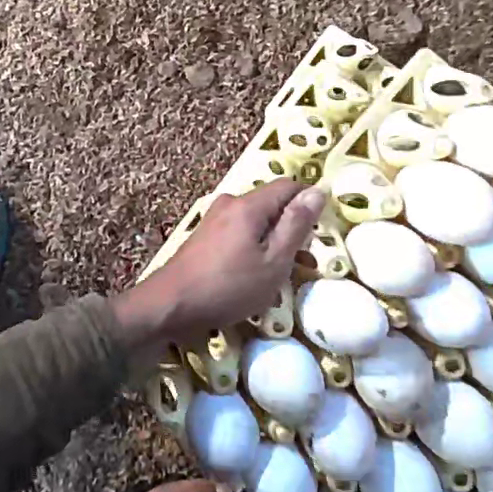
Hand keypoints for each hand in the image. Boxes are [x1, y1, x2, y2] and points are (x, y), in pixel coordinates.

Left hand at [113, 180, 326, 357]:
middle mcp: (229, 203)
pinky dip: (253, 247)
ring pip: (255, 220)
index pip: (288, 186)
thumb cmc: (229, 286)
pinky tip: (254, 274)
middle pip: (271, 203)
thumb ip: (296, 225)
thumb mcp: (273, 261)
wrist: (171, 304)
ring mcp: (213, 219)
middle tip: (304, 261)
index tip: (321, 233)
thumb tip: (317, 191)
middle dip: (291, 226)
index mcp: (248, 204)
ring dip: (272, 241)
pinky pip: (239, 232)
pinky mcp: (205, 236)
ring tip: (281, 273)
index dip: (309, 204)